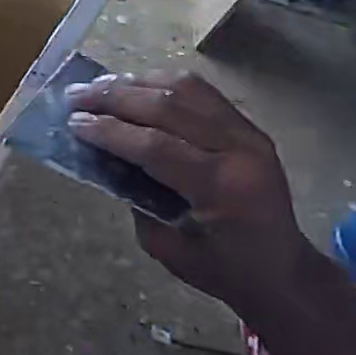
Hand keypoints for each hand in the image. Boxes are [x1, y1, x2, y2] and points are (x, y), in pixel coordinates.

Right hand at [64, 70, 319, 317]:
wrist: (283, 271)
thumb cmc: (220, 267)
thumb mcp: (164, 244)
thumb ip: (133, 195)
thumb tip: (99, 154)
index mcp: (224, 188)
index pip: (156, 145)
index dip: (109, 130)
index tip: (72, 124)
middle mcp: (241, 151)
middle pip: (167, 106)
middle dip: (113, 98)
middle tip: (74, 97)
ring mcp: (248, 133)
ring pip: (183, 89)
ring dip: (133, 84)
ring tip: (96, 87)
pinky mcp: (246, 125)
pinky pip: (198, 91)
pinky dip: (157, 83)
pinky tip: (130, 87)